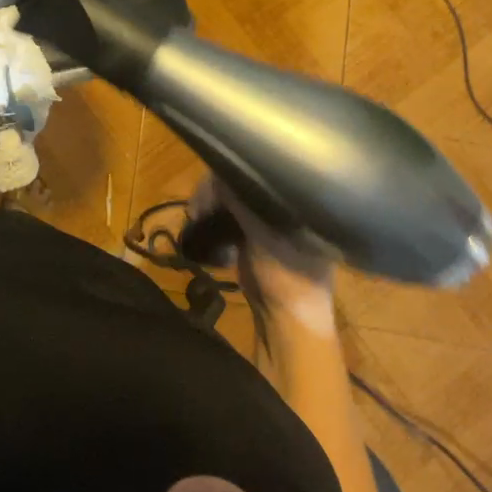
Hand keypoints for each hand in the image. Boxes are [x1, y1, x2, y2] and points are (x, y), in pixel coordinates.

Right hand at [189, 175, 336, 332]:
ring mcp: (267, 224)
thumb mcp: (263, 233)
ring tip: (195, 220)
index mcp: (296, 202)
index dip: (228, 178)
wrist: (286, 318)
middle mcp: (283, 208)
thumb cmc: (286, 274)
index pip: (256, 174)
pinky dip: (213, 224)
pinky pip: (228, 221)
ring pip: (230, 203)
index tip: (208, 193)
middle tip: (196, 211)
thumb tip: (217, 176)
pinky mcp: (253, 240)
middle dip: (214, 196)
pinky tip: (204, 232)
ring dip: (209, 209)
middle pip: (240, 187)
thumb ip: (242, 203)